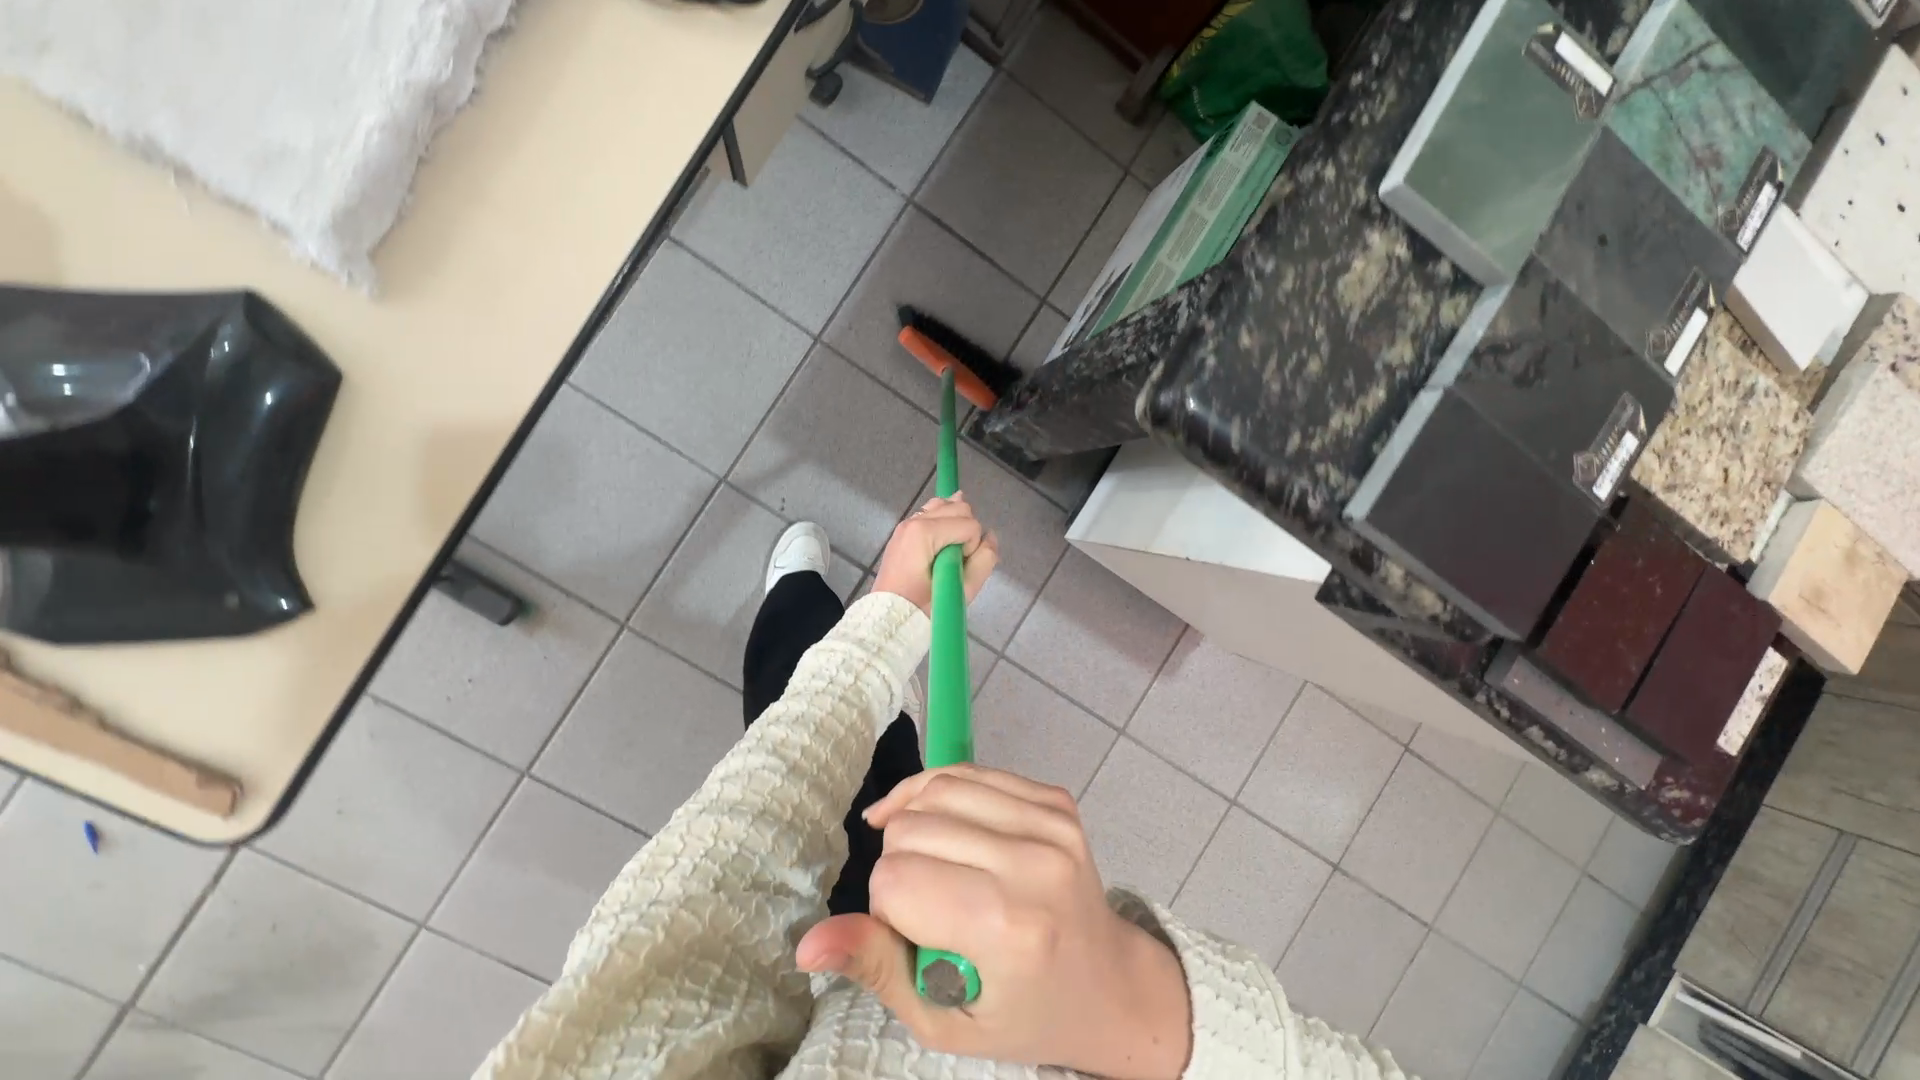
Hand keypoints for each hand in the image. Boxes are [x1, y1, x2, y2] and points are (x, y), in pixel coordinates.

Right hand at [795, 766, 1192, 1079]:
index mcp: (1007, 929)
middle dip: (899, 864)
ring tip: (925, 859)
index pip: (895, 881)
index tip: (912, 936)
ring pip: (937, 788)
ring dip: (915, 822)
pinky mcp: (1056, 799)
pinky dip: (941, 793)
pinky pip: (970, 772)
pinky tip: (939, 823)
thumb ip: (876, 967)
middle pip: (912, 828)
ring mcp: (1051, 824)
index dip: (885, 910)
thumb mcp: (942, 1018)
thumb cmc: (1022, 1013)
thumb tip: (807, 944)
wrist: (1110, 985)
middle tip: (925, 905)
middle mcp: (1034, 863)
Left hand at [871, 495, 998, 615]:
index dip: (972, 547)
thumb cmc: (927, 608)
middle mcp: (914, 520)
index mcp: (924, 532)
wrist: (891, 620)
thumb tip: (991, 536)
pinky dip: (942, 523)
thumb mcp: (964, 590)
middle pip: (960, 508)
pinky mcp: (904, 530)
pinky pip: (932, 513)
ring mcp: (906, 523)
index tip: (957, 569)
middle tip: (955, 561)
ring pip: (946, 505)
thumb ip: (985, 560)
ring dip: (955, 525)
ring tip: (947, 552)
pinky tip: (941, 542)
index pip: (970, 525)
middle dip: (965, 532)